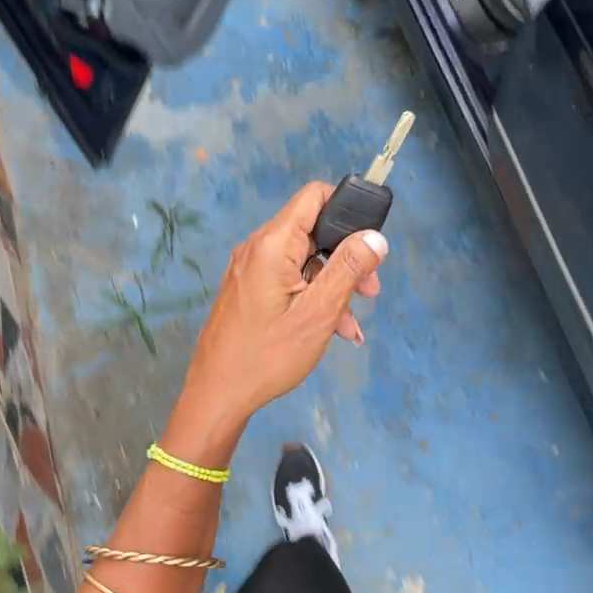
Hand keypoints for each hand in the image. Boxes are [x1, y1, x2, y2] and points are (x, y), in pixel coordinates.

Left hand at [171, 182, 386, 445]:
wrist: (218, 395)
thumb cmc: (267, 356)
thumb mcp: (317, 313)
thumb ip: (348, 270)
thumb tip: (375, 237)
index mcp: (271, 244)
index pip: (314, 197)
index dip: (347, 209)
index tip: (371, 239)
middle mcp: (257, 248)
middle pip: (313, 232)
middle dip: (347, 258)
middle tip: (371, 292)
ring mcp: (250, 270)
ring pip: (304, 261)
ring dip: (333, 286)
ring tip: (351, 325)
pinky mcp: (249, 290)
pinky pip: (289, 281)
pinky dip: (312, 298)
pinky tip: (331, 330)